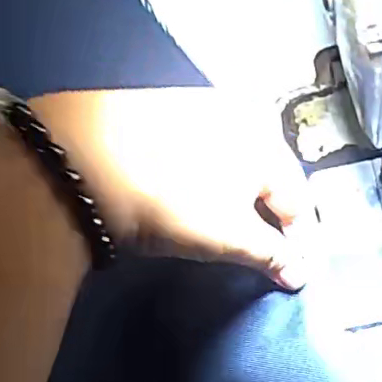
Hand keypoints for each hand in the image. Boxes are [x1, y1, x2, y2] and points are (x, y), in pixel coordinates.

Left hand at [29, 89, 315, 289]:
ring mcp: (197, 106)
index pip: (300, 201)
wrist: (80, 164)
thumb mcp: (231, 237)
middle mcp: (239, 113)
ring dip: (244, 200)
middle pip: (271, 179)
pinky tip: (199, 200)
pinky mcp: (161, 110)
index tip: (295, 272)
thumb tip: (300, 276)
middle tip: (269, 253)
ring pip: (238, 163)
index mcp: (266, 139)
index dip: (302, 243)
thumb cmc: (174, 204)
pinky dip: (213, 180)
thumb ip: (273, 256)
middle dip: (274, 219)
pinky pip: (205, 152)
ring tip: (235, 230)